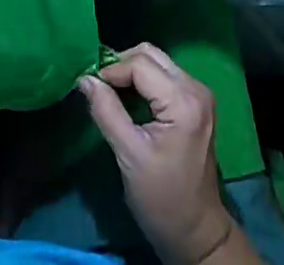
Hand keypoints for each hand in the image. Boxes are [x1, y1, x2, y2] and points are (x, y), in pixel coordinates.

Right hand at [80, 43, 249, 264]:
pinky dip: (144, 80)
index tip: (87, 84)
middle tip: (96, 83)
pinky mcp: (196, 102)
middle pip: (152, 55)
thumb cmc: (160, 197)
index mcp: (183, 100)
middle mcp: (196, 87)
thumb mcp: (128, 154)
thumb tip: (85, 79)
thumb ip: (106, 111)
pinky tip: (127, 96)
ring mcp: (199, 93)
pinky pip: (166, 76)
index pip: (141, 65)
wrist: (195, 228)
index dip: (111, 70)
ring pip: (159, 62)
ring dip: (132, 70)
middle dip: (121, 64)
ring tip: (107, 89)